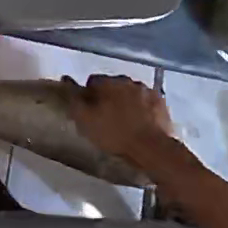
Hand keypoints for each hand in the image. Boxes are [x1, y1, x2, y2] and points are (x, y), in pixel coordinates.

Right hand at [62, 74, 177, 166]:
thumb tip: (66, 79)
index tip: (90, 110)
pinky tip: (141, 123)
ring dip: (126, 101)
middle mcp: (128, 80)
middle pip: (113, 85)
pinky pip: (146, 101)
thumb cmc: (115, 134)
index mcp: (108, 82)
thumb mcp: (86, 121)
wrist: (152, 148)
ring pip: (131, 92)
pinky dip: (142, 108)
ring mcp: (147, 90)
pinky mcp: (161, 102)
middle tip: (106, 117)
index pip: (93, 81)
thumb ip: (74, 100)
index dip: (89, 95)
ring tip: (125, 121)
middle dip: (109, 96)